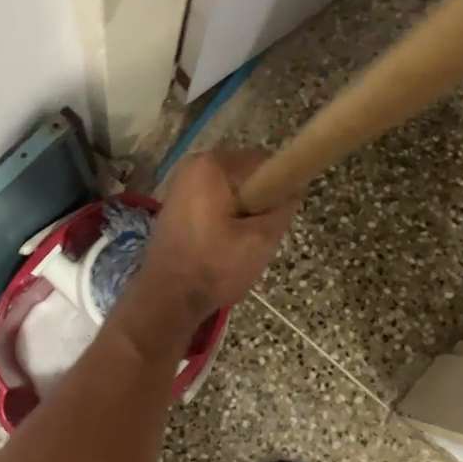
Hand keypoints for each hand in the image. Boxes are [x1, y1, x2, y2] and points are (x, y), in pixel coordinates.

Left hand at [130, 151, 299, 321]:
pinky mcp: (177, 204)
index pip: (264, 162)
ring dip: (242, 213)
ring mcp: (181, 185)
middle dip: (259, 201)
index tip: (279, 217)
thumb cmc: (213, 268)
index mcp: (212, 166)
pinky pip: (214, 202)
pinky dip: (225, 218)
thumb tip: (296, 185)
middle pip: (246, 175)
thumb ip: (284, 206)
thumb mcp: (261, 239)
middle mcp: (193, 166)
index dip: (280, 187)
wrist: (166, 299)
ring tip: (239, 243)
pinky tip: (222, 245)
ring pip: (232, 191)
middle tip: (258, 234)